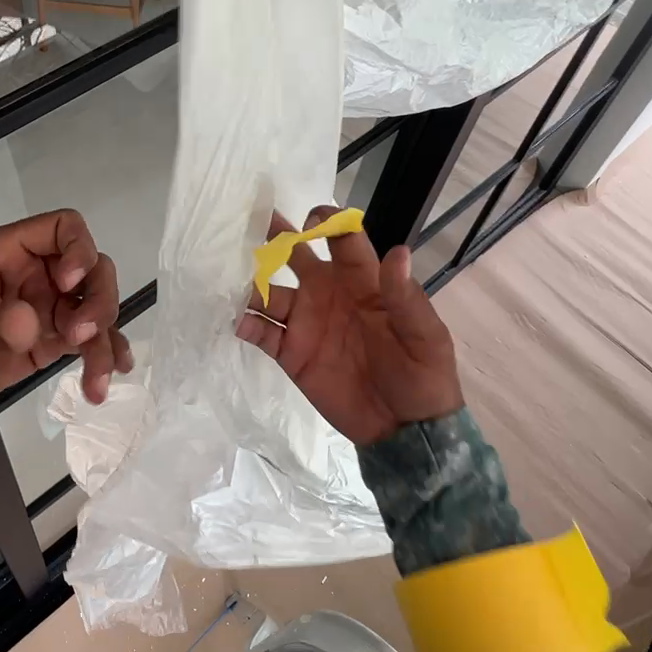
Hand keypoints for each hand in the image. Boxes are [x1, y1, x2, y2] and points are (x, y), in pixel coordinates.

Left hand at [0, 210, 133, 407]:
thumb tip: (29, 322)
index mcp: (8, 252)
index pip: (61, 227)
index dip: (77, 248)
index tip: (69, 283)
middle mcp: (36, 272)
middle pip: (91, 267)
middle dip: (97, 299)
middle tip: (81, 335)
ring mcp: (47, 305)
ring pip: (95, 305)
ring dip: (105, 336)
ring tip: (99, 378)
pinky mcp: (52, 338)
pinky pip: (90, 339)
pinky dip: (104, 355)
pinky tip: (110, 376)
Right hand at [236, 206, 463, 445]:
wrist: (405, 430)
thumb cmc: (422, 374)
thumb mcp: (425, 336)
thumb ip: (405, 297)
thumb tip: (400, 251)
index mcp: (361, 282)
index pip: (341, 241)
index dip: (326, 224)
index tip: (310, 221)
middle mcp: (326, 293)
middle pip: (294, 256)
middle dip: (273, 238)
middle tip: (250, 221)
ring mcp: (305, 322)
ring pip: (268, 293)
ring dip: (248, 284)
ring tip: (227, 278)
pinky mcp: (290, 352)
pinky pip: (261, 332)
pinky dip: (244, 324)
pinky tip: (234, 320)